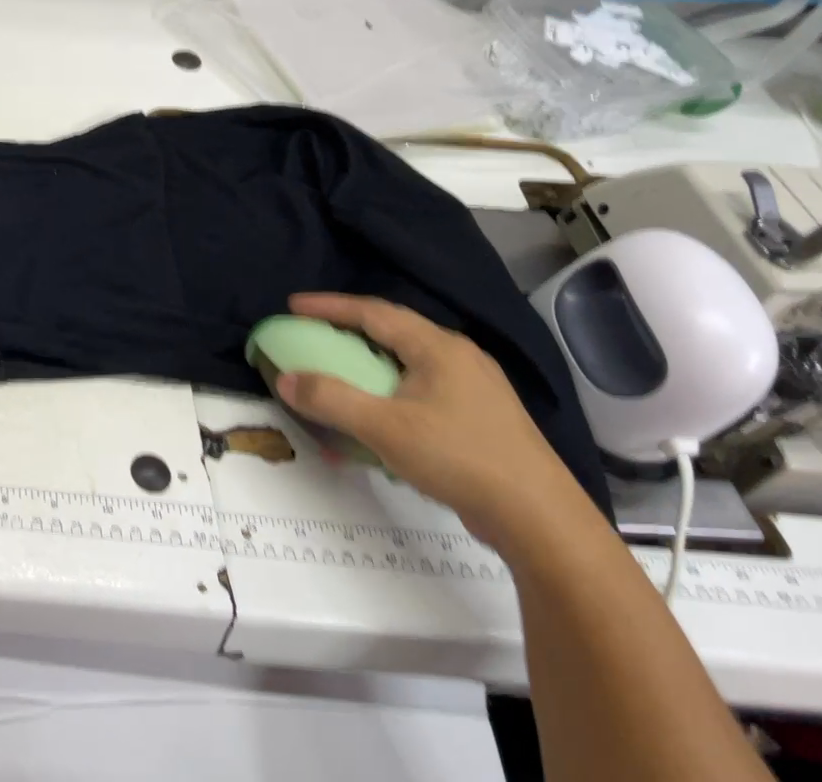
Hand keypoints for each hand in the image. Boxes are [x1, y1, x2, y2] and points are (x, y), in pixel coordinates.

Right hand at [273, 293, 589, 546]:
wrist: (536, 515)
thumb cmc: (458, 457)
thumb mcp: (383, 427)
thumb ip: (330, 399)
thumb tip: (285, 378)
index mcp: (439, 348)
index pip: (374, 312)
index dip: (329, 306)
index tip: (292, 305)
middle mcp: (459, 358)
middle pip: (393, 333)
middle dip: (347, 333)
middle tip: (310, 337)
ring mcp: (473, 388)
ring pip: (406, 364)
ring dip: (366, 368)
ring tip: (336, 376)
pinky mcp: (477, 416)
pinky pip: (419, 392)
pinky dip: (386, 396)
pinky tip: (373, 423)